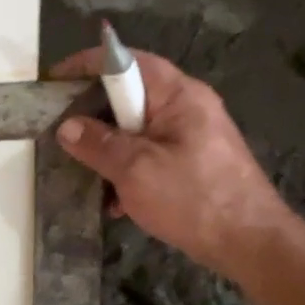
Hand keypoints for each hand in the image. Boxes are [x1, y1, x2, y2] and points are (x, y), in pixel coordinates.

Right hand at [51, 48, 291, 279]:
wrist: (250, 243)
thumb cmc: (193, 198)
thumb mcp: (135, 170)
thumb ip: (98, 145)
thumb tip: (67, 127)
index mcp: (178, 96)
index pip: (128, 61)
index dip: (88, 65)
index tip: (54, 80)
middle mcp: (188, 107)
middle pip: (130, 96)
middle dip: (93, 115)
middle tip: (61, 132)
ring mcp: (192, 136)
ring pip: (136, 130)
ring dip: (109, 151)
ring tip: (86, 174)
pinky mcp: (193, 164)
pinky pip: (149, 155)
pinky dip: (128, 172)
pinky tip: (116, 201)